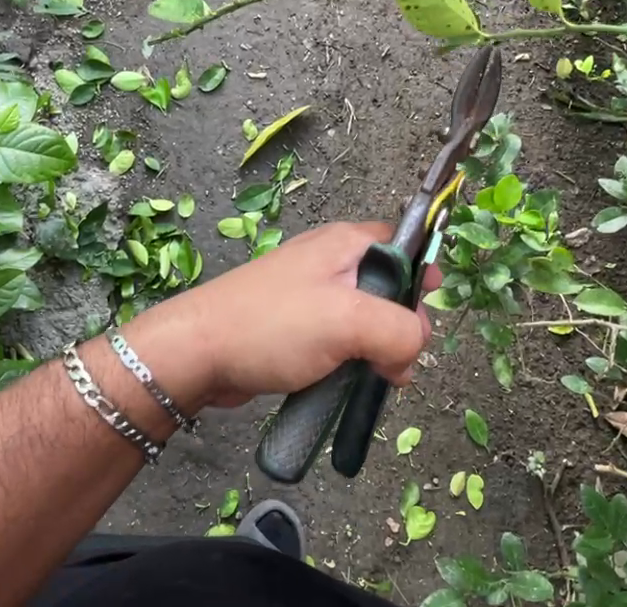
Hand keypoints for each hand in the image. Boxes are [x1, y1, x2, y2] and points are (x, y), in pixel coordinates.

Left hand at [122, 221, 438, 409]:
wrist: (200, 352)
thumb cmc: (274, 325)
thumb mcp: (348, 320)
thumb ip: (400, 329)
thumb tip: (416, 346)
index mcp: (347, 243)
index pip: (404, 244)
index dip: (422, 276)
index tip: (426, 315)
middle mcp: (333, 262)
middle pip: (391, 289)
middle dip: (402, 326)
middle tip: (395, 359)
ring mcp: (314, 295)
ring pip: (368, 321)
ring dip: (378, 351)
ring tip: (374, 378)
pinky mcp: (300, 326)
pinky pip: (342, 341)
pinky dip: (352, 361)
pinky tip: (349, 383)